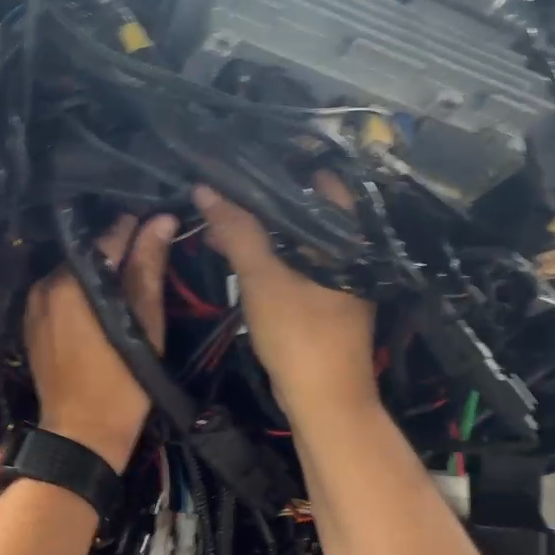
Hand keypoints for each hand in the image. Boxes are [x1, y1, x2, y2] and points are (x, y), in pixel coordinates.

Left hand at [25, 214, 178, 471]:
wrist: (80, 435)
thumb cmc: (121, 384)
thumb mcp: (143, 324)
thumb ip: (148, 268)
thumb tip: (161, 220)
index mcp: (73, 280)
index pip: (110, 235)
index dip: (138, 229)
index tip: (160, 226)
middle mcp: (46, 284)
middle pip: (88, 253)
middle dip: (118, 252)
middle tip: (150, 258)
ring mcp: (34, 305)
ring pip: (74, 273)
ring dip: (100, 274)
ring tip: (130, 284)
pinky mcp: (32, 324)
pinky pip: (60, 295)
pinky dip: (82, 294)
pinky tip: (104, 308)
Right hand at [193, 181, 376, 421]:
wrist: (323, 402)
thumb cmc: (300, 334)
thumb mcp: (262, 278)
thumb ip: (236, 231)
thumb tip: (205, 188)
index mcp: (347, 237)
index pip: (320, 180)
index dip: (284, 163)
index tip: (245, 153)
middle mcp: (349, 250)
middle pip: (305, 209)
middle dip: (262, 198)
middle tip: (222, 183)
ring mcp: (337, 274)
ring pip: (295, 237)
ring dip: (259, 228)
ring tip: (217, 215)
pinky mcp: (323, 296)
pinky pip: (292, 261)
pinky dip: (266, 253)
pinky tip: (232, 248)